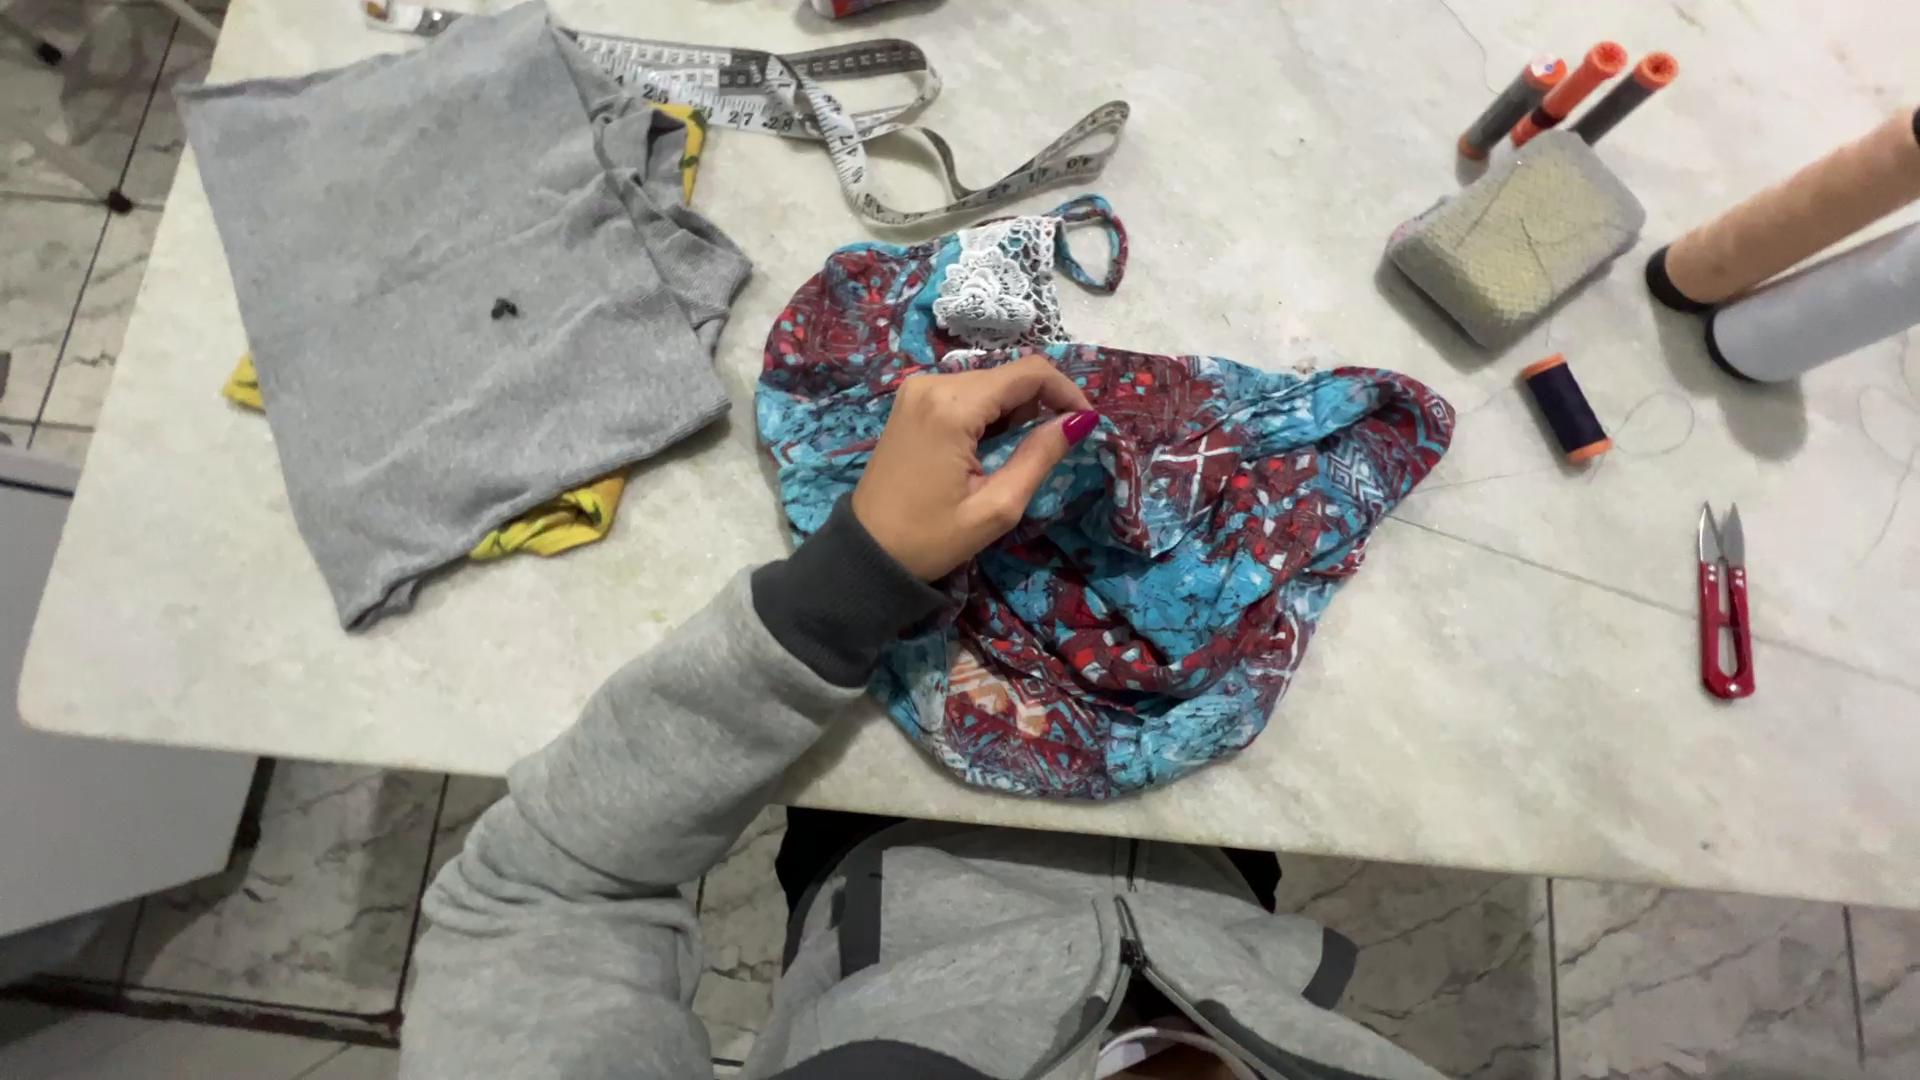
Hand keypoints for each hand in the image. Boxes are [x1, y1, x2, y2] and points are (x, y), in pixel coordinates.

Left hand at [852, 354, 1098, 579]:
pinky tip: (986, 449)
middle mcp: (932, 383)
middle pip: (1008, 374)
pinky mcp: (910, 402)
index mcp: (952, 406)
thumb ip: (1040, 456)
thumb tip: (1080, 421)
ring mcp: (916, 390)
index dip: (1066, 391)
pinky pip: (964, 392)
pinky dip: (987, 413)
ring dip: (1012, 411)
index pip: (1029, 372)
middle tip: (1048, 450)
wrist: (867, 553)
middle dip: (1038, 405)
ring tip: (1012, 457)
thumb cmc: (931, 539)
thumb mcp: (996, 507)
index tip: (1084, 424)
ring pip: (988, 382)